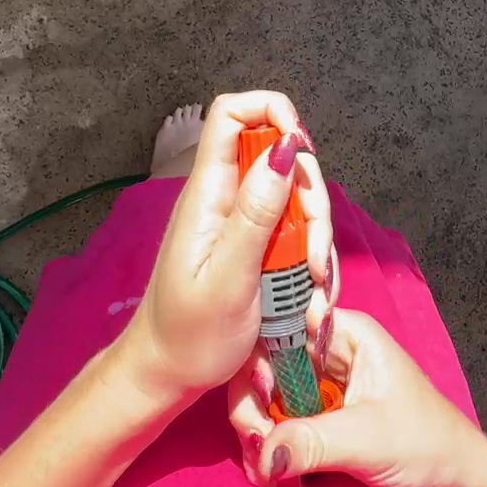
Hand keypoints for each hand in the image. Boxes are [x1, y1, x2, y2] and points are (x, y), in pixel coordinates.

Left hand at [116, 91, 331, 406]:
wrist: (168, 376)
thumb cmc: (189, 334)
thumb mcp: (228, 277)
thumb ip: (256, 212)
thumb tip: (285, 147)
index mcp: (210, 191)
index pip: (232, 113)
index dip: (270, 110)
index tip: (300, 148)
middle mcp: (229, 195)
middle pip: (282, 157)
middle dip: (312, 198)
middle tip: (313, 258)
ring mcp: (246, 219)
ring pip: (298, 197)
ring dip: (319, 238)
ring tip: (314, 290)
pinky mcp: (260, 244)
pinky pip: (299, 231)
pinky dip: (314, 260)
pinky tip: (312, 299)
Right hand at [229, 311, 486, 486]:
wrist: (454, 484)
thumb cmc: (427, 443)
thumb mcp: (368, 438)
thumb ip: (312, 440)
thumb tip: (263, 452)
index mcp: (347, 333)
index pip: (283, 325)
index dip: (261, 361)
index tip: (263, 402)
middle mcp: (330, 352)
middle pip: (265, 365)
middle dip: (254, 410)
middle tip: (260, 448)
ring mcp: (323, 386)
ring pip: (267, 400)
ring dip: (261, 439)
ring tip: (276, 475)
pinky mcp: (319, 419)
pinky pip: (279, 427)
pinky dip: (272, 454)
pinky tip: (285, 481)